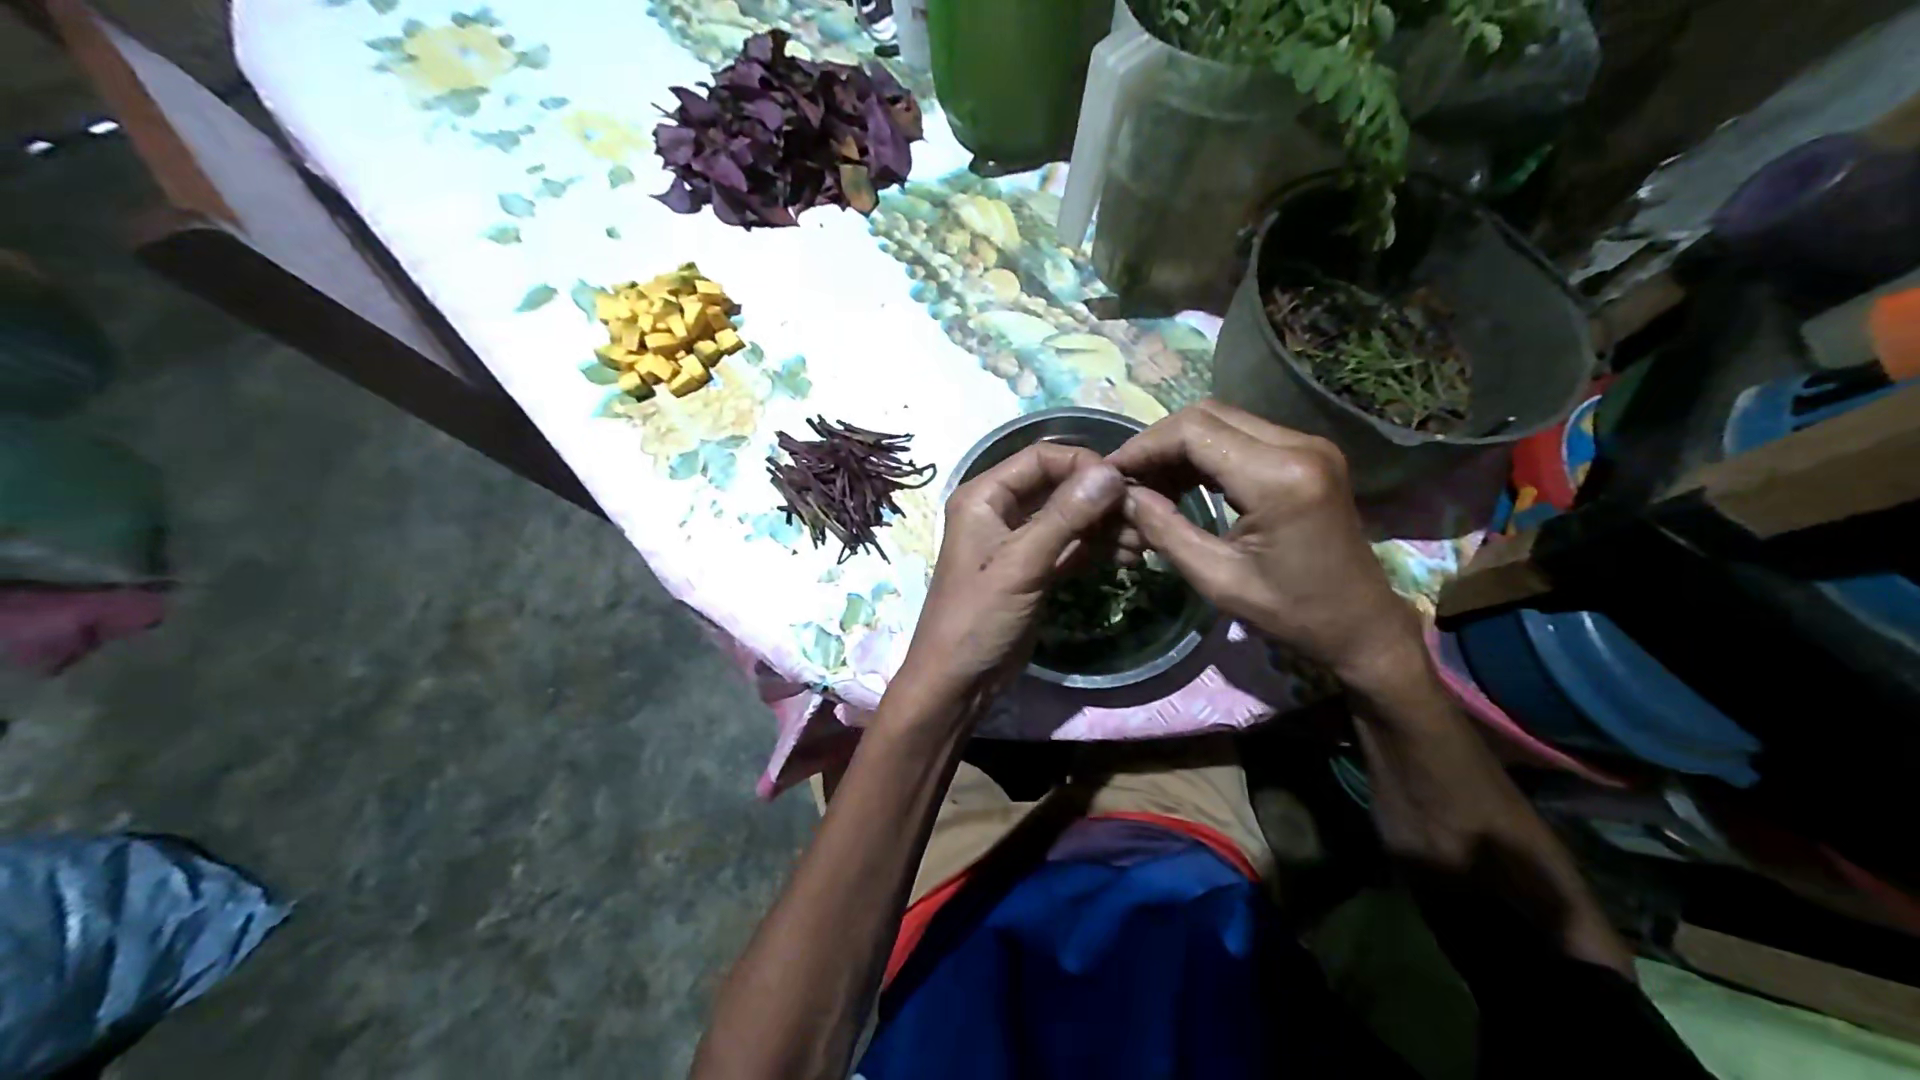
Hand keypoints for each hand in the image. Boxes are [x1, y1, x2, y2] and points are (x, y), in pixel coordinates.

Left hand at [897, 442, 1126, 701]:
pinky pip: (1071, 547)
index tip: (1123, 483)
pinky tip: (1130, 556)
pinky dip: (1097, 549)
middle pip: (1059, 486)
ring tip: (1144, 541)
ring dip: (1105, 525)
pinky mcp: (1035, 570)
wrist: (958, 681)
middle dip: (1100, 498)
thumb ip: (1065, 516)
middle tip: (1144, 514)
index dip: (1082, 463)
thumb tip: (1111, 472)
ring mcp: (1020, 541)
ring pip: (1070, 518)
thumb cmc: (978, 616)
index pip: (1041, 458)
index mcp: (985, 496)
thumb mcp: (1022, 563)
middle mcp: (1001, 511)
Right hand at [1107, 400, 1422, 687]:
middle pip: (1207, 415)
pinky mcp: (1307, 454)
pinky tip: (1184, 481)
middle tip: (1128, 478)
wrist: (1361, 624)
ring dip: (1180, 446)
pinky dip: (1206, 451)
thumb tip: (1124, 495)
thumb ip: (1165, 530)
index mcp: (1279, 478)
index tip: (1112, 473)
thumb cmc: (1291, 612)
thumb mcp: (1217, 579)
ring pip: (1223, 419)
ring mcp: (1308, 445)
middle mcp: (1298, 446)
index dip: (1145, 446)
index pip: (1193, 432)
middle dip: (1159, 442)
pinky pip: (1243, 435)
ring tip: (1150, 483)